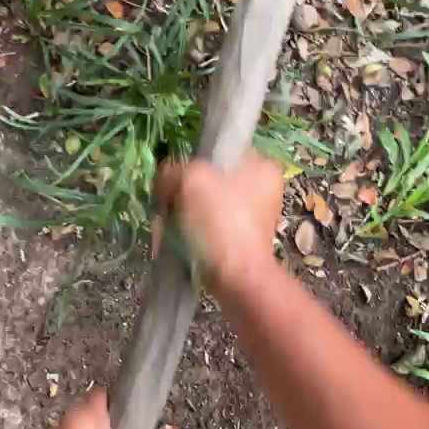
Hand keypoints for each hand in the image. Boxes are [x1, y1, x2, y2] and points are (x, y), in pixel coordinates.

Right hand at [155, 152, 284, 293]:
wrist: (236, 277)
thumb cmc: (220, 222)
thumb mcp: (191, 180)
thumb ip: (174, 169)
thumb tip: (166, 177)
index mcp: (261, 166)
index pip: (218, 152)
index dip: (191, 163)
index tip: (175, 179)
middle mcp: (262, 189)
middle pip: (208, 180)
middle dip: (182, 194)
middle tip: (167, 207)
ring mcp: (252, 217)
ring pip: (204, 205)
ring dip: (181, 215)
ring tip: (166, 228)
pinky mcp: (240, 240)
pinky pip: (207, 227)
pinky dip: (189, 232)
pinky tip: (174, 241)